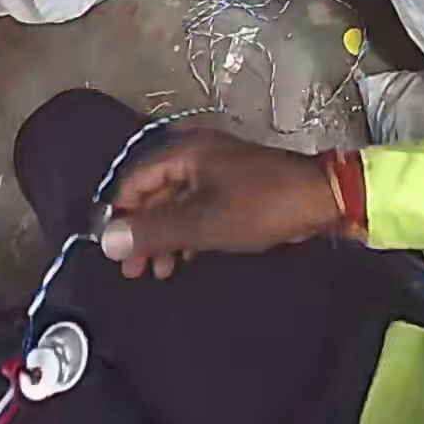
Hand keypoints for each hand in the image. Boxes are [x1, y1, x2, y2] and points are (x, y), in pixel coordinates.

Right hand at [99, 130, 338, 277]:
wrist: (316, 198)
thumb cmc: (257, 205)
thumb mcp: (202, 222)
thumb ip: (154, 230)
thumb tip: (107, 239)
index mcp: (184, 152)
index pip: (135, 179)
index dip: (120, 213)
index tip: (112, 251)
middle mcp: (194, 153)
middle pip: (153, 190)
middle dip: (142, 230)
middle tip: (134, 271)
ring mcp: (214, 167)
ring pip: (175, 201)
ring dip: (163, 235)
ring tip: (159, 271)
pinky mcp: (230, 184)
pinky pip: (195, 205)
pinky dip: (185, 230)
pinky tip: (183, 258)